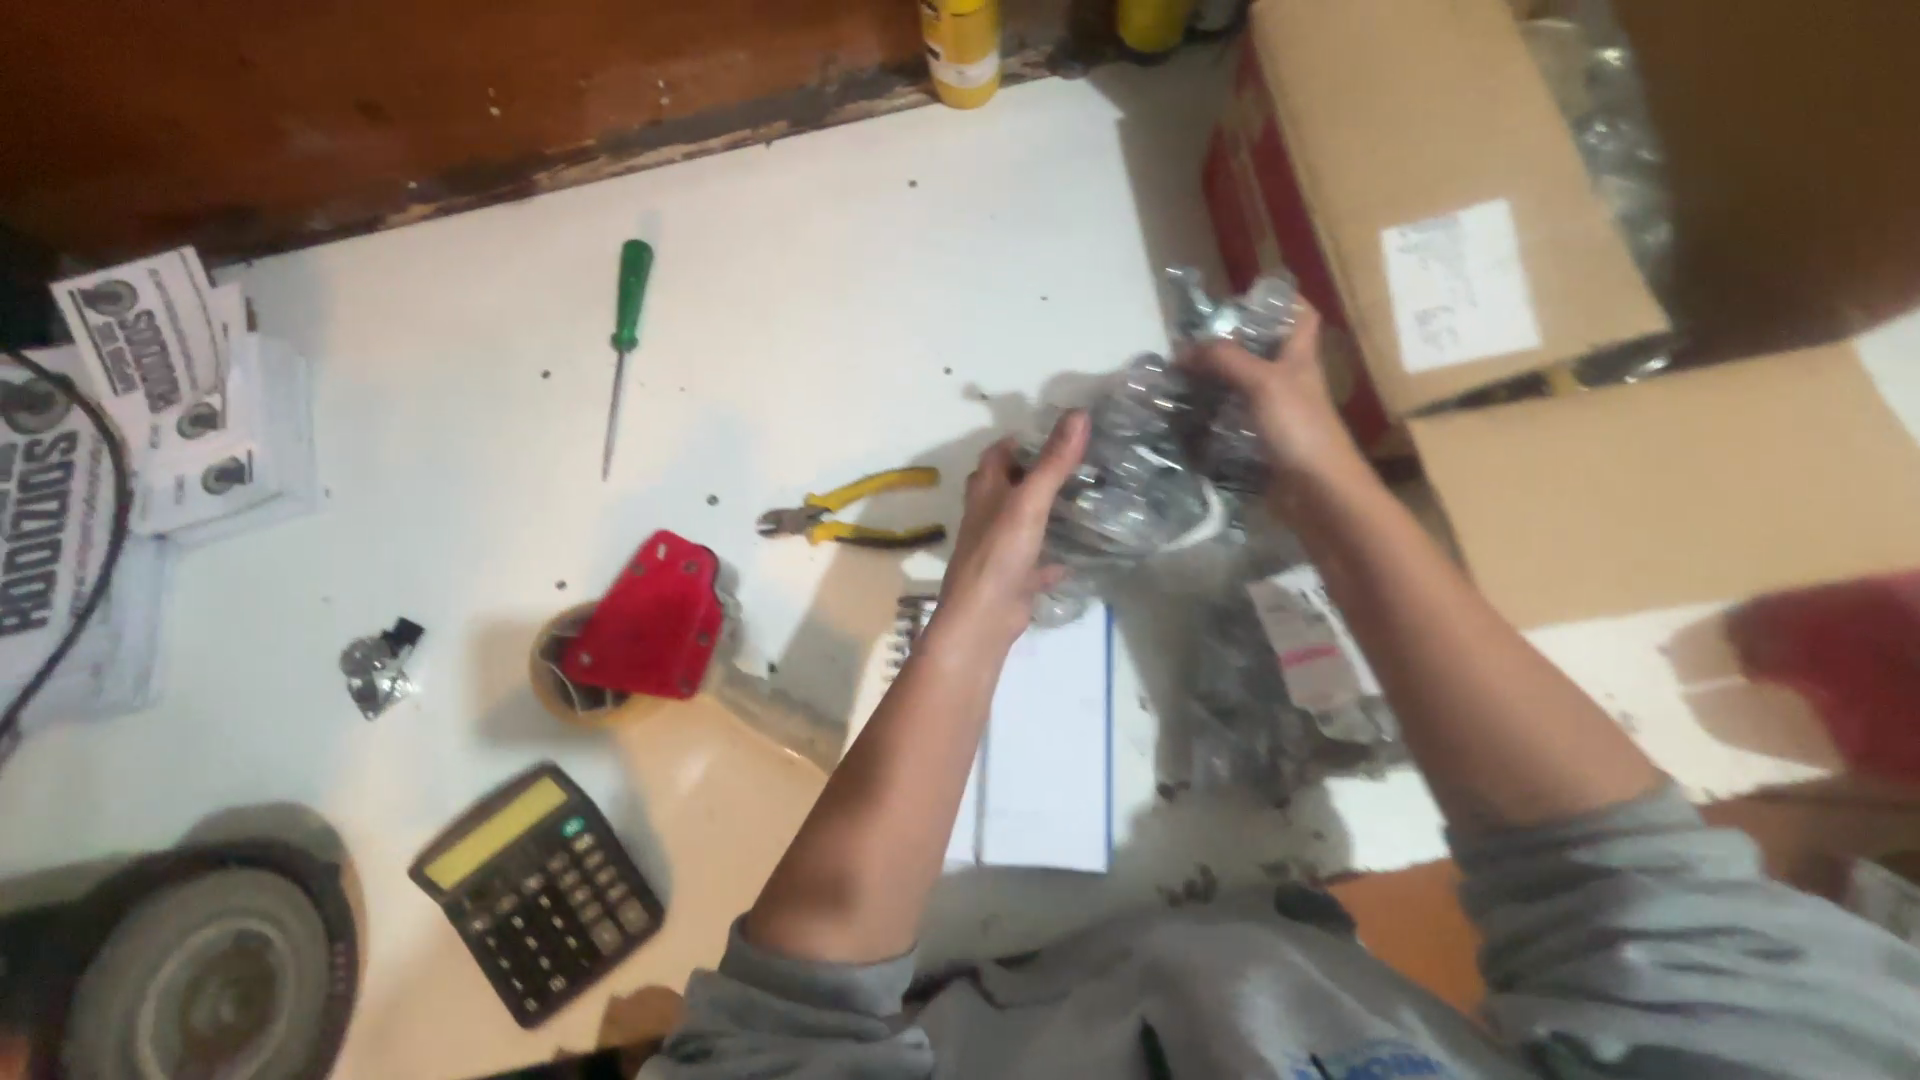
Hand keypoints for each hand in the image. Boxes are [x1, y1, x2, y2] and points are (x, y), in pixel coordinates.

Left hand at [931, 410, 1090, 654]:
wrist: (984, 617)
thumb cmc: (999, 553)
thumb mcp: (1030, 501)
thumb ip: (1054, 462)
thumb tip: (1078, 414)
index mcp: (986, 493)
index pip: (997, 455)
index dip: (1017, 442)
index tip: (1050, 433)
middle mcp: (988, 517)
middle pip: (1005, 487)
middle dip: (1031, 475)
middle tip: (1070, 465)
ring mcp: (999, 549)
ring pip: (1020, 523)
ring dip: (1041, 513)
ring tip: (1078, 501)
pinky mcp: (1013, 579)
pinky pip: (1035, 564)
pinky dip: (1051, 559)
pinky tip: (1074, 558)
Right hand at [1182, 302, 1361, 487]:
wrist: (1318, 493)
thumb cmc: (1300, 428)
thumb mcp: (1263, 383)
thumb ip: (1226, 360)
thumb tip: (1184, 349)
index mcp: (1299, 359)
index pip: (1299, 316)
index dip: (1278, 302)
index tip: (1241, 301)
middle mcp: (1289, 383)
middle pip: (1262, 353)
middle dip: (1228, 346)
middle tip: (1190, 346)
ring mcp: (1276, 416)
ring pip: (1242, 389)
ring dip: (1214, 384)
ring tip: (1178, 380)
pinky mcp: (1261, 445)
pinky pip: (1232, 425)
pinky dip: (1211, 421)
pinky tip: (1186, 419)